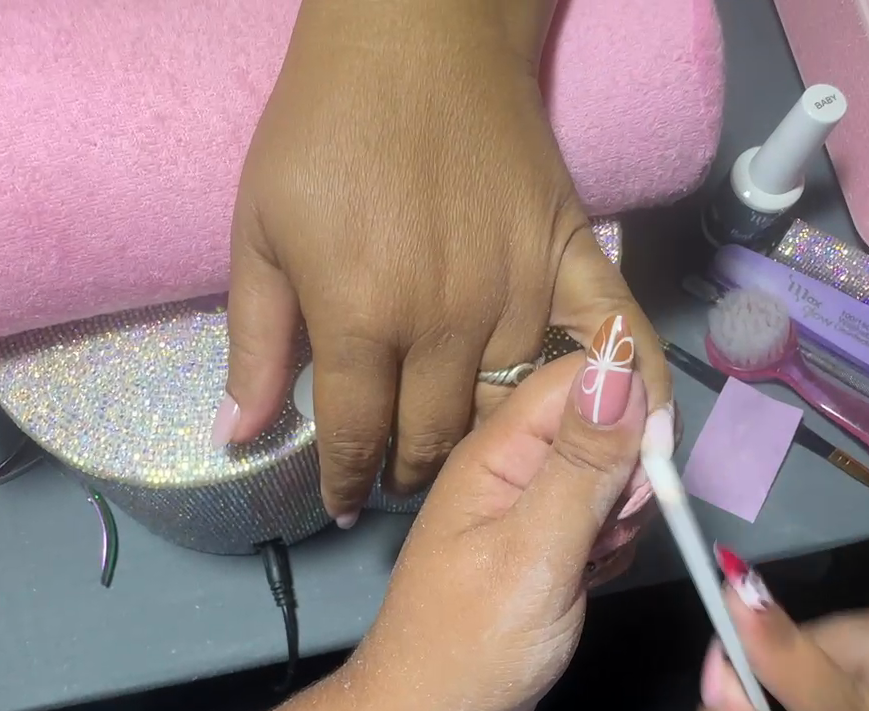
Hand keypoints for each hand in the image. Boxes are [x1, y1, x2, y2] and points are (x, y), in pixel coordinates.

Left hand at [220, 0, 670, 524]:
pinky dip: (624, 394)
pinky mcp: (573, 261)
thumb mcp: (259, 235)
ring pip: (505, 410)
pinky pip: (612, 341)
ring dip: (480, 446)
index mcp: (363, 317)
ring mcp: (519, 294)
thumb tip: (238, 439)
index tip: (342, 506)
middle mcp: (447, 322)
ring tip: (460, 457)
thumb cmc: (322, 132)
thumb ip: (254, 347)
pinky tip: (630, 438)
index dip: (346, 482)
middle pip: (432, 438)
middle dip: (406, 472)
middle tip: (394, 479)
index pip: (358, 437)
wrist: (415, 30)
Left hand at [350, 315, 670, 710]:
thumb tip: (620, 370)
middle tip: (606, 530)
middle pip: (604, 425)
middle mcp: (513, 467)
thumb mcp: (534, 553)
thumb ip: (581, 466)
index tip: (655, 458)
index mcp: (497, 451)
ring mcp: (530, 507)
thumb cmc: (472, 642)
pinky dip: (610, 547)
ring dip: (623, 517)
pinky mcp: (547, 542)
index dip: (628, 401)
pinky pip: (602, 520)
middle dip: (630, 473)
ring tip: (589, 563)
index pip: (577, 377)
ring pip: (611, 477)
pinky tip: (587, 580)